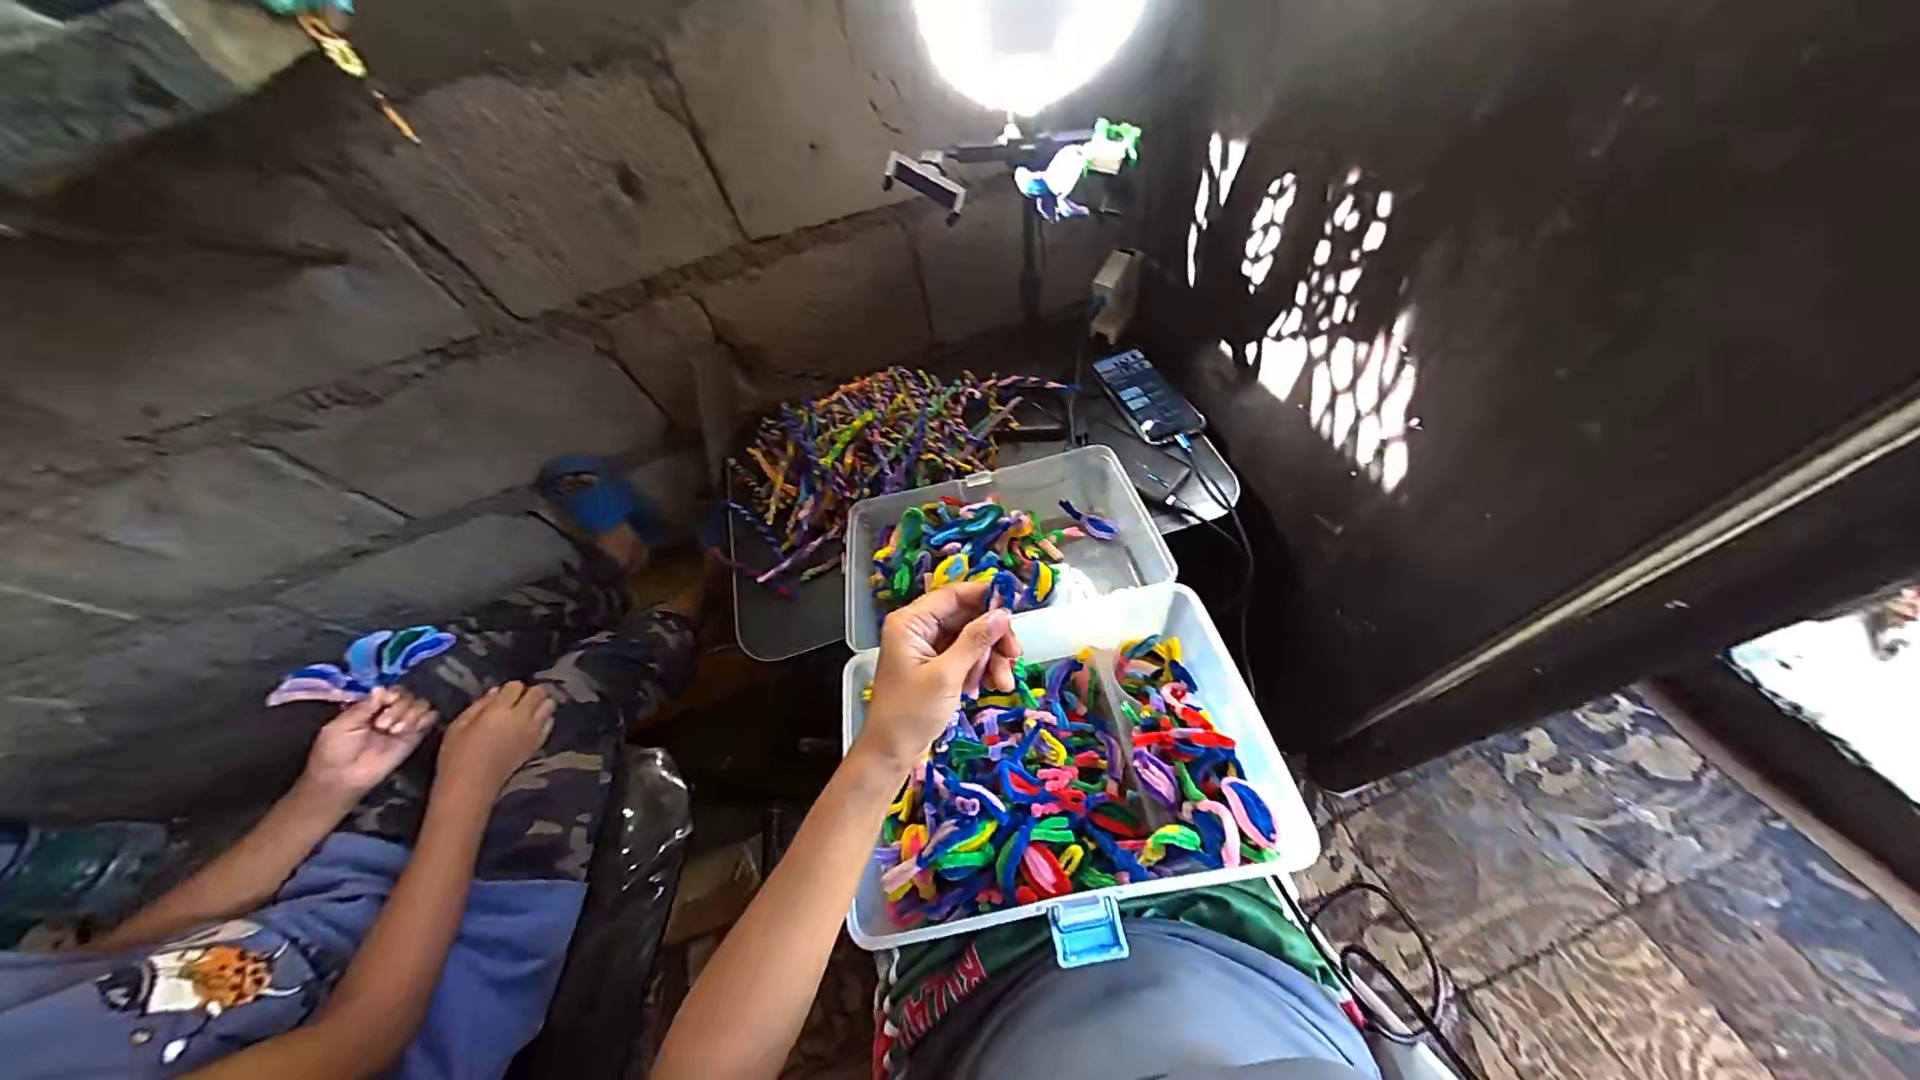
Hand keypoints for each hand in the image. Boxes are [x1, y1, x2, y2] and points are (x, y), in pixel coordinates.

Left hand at [302, 687, 437, 801]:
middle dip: (398, 707)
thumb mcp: (339, 726)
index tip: (387, 701)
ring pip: (422, 705)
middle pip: (409, 696)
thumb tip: (381, 688)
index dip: (393, 693)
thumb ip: (362, 708)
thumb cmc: (333, 752)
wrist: (343, 778)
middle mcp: (391, 713)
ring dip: (410, 714)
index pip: (392, 691)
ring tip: (394, 731)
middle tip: (382, 725)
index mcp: (372, 708)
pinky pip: (431, 719)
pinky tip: (408, 730)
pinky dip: (424, 720)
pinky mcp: (416, 736)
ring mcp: (405, 724)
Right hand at [436, 682, 555, 797]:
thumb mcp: (458, 726)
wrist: (472, 785)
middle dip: (529, 692)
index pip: (516, 685)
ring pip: (550, 704)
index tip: (502, 696)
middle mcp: (522, 716)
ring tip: (527, 712)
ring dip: (540, 704)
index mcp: (499, 710)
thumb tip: (497, 691)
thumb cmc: (457, 755)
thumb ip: (479, 705)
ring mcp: (534, 730)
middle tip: (518, 702)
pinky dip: (544, 719)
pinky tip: (531, 725)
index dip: (509, 689)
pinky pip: (550, 722)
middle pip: (539, 691)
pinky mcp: (539, 742)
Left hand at [858, 580, 1020, 771]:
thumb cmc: (911, 712)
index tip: (1015, 603)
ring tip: (1002, 683)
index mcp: (911, 622)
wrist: (891, 752)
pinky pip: (966, 657)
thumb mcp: (947, 675)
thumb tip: (1002, 613)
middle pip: (966, 617)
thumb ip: (975, 641)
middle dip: (993, 637)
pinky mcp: (937, 666)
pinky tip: (989, 687)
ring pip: (971, 639)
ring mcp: (928, 648)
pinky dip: (981, 669)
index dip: (984, 596)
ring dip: (991, 658)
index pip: (952, 595)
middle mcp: (919, 629)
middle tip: (1015, 655)